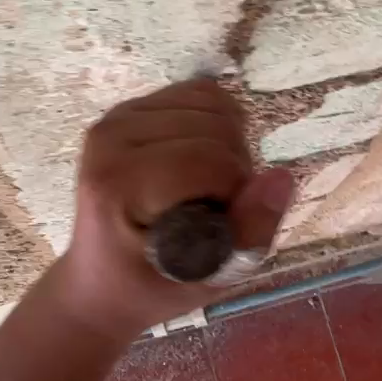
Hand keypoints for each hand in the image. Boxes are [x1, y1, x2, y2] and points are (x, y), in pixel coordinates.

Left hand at [50, 79, 293, 341]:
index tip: (219, 225)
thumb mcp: (208, 280)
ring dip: (230, 143)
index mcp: (118, 184)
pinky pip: (198, 92)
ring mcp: (116, 117)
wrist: (99, 282)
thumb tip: (282, 176)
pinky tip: (204, 158)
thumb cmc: (151, 288)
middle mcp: (109, 139)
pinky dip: (218, 122)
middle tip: (216, 206)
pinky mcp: (128, 108)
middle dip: (236, 166)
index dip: (236, 192)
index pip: (210, 161)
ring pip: (212, 102)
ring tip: (210, 183)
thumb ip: (250, 232)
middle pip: (215, 126)